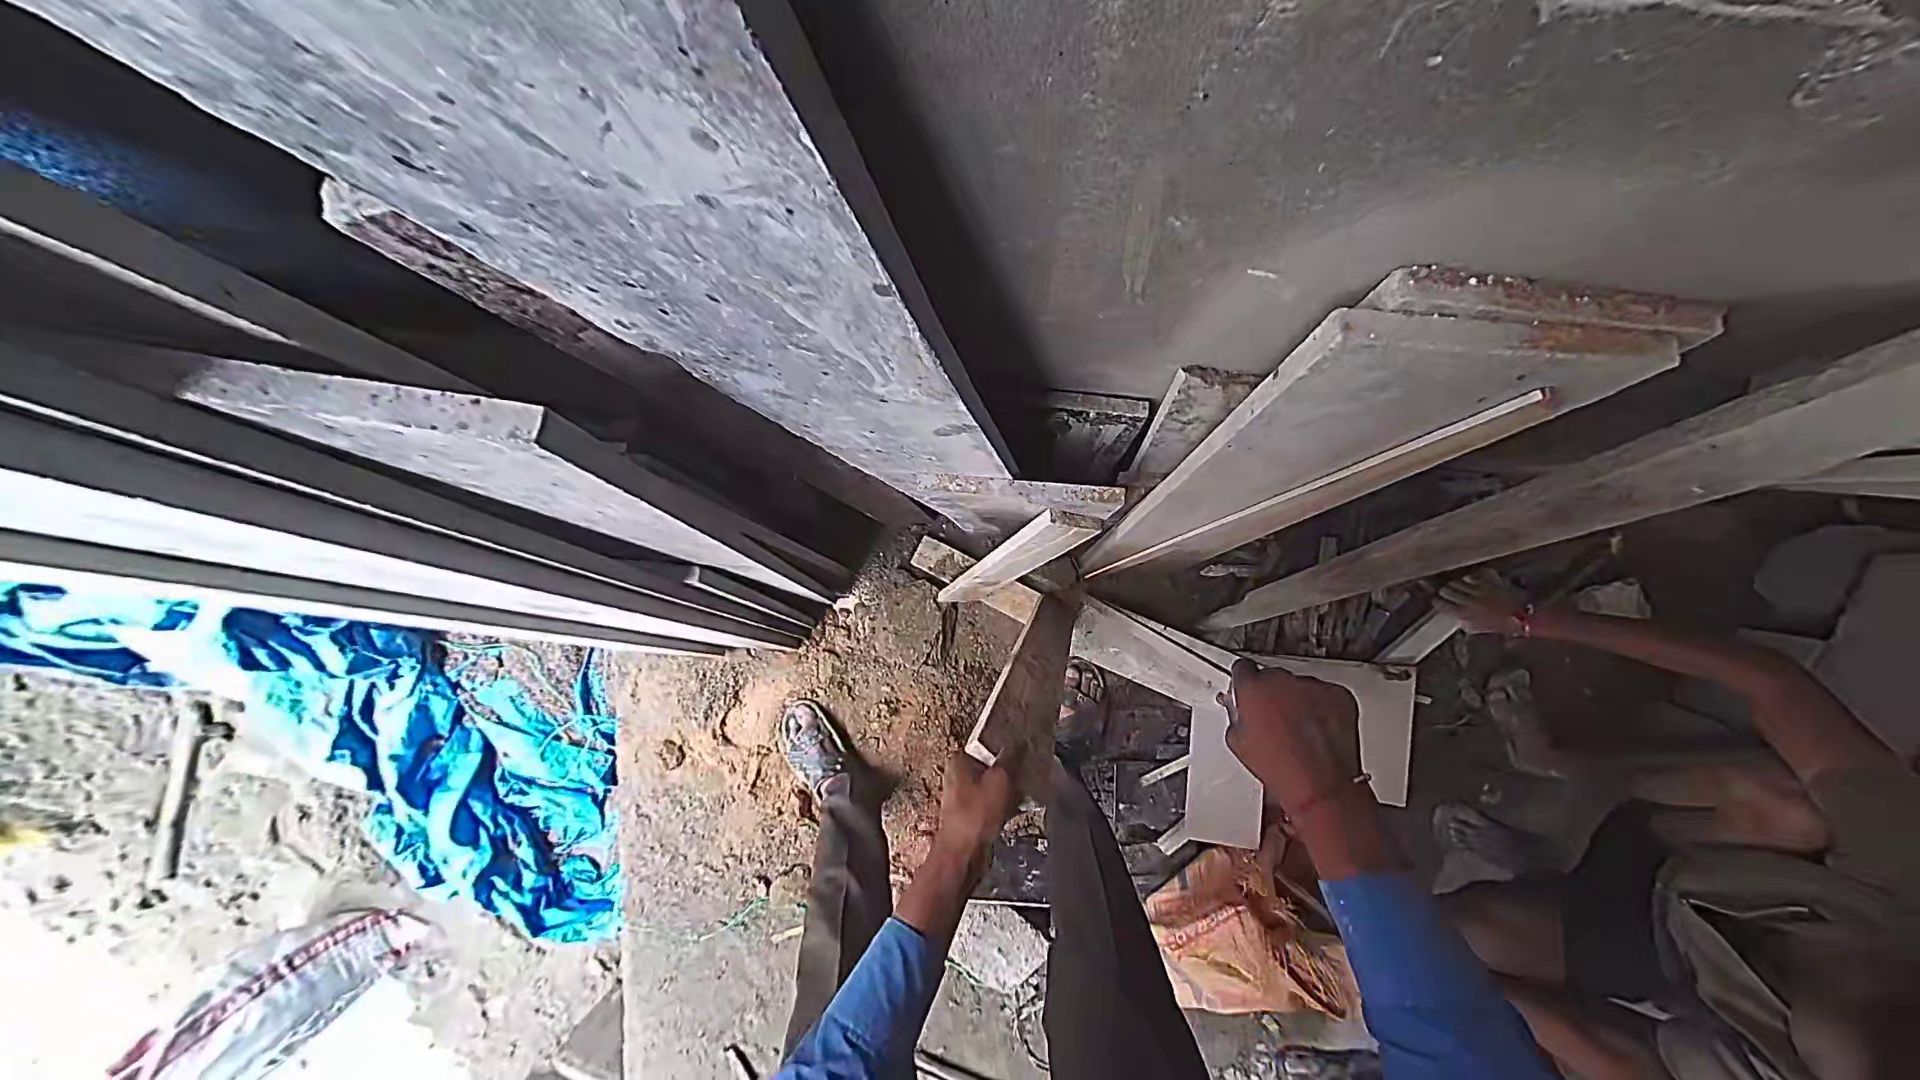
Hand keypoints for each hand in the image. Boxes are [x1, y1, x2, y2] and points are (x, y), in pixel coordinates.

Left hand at [932, 752, 1016, 857]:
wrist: (963, 856)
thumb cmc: (975, 816)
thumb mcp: (1000, 780)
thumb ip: (1010, 759)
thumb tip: (1018, 745)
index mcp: (959, 760)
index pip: (987, 745)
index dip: (1007, 750)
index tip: (1023, 755)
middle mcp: (957, 775)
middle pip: (992, 766)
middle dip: (1009, 774)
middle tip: (1023, 778)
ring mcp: (962, 796)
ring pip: (994, 786)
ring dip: (1008, 791)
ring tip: (1021, 796)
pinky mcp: (970, 814)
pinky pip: (992, 803)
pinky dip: (1003, 806)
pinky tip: (1014, 811)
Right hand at [1222, 660, 1362, 816]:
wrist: (1321, 785)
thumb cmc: (1280, 767)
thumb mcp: (1237, 741)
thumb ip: (1236, 714)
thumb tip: (1240, 709)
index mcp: (1252, 687)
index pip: (1243, 668)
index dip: (1245, 682)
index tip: (1249, 690)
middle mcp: (1281, 680)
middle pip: (1273, 676)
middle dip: (1273, 693)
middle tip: (1276, 718)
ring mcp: (1311, 686)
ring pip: (1300, 686)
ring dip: (1299, 699)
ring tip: (1301, 728)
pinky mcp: (1338, 695)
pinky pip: (1326, 694)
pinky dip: (1324, 707)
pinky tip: (1318, 728)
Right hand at [1437, 569, 1529, 634]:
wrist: (1528, 616)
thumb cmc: (1503, 625)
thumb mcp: (1478, 628)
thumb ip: (1462, 621)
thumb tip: (1453, 615)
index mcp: (1463, 613)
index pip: (1440, 603)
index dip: (1439, 602)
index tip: (1440, 601)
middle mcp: (1468, 599)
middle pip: (1445, 589)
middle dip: (1446, 591)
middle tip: (1449, 593)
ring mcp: (1479, 587)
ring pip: (1458, 580)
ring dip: (1459, 583)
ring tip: (1463, 586)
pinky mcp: (1491, 579)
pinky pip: (1475, 574)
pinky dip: (1475, 576)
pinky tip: (1478, 580)